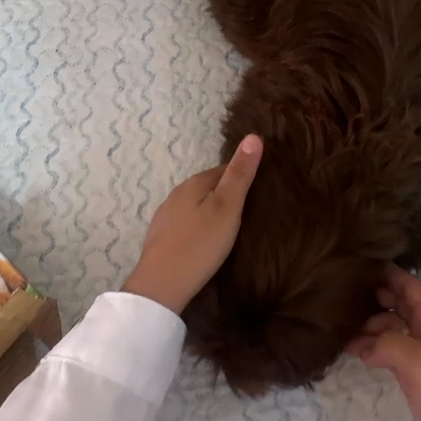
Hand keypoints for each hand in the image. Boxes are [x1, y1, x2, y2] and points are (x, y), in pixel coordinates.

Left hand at [122, 135, 262, 313]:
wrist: (161, 285)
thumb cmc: (200, 244)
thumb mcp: (227, 208)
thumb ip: (240, 174)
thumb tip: (253, 135)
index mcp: (195, 183)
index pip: (225, 169)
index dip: (243, 178)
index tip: (259, 192)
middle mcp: (177, 193)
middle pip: (209, 187)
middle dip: (227, 195)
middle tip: (249, 213)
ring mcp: (166, 215)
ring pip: (196, 205)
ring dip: (211, 212)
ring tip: (230, 230)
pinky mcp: (161, 236)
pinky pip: (186, 223)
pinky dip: (198, 227)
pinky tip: (206, 242)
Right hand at [348, 266, 420, 420]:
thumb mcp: (418, 364)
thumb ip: (387, 343)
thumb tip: (360, 342)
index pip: (409, 285)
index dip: (388, 273)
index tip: (358, 264)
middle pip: (398, 304)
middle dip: (373, 298)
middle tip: (341, 296)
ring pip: (392, 327)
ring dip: (370, 326)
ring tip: (342, 329)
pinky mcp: (414, 374)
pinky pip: (390, 349)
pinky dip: (372, 347)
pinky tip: (352, 349)